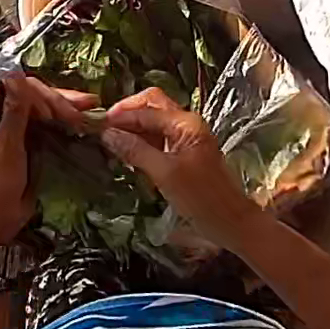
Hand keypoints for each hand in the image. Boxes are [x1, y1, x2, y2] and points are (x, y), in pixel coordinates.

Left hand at [0, 72, 97, 244]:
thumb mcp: (5, 147)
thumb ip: (14, 112)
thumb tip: (15, 76)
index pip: (15, 88)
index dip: (39, 93)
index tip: (61, 108)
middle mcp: (2, 116)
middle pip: (32, 96)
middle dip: (59, 100)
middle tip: (88, 106)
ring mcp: (17, 129)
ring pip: (44, 110)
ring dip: (67, 108)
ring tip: (93, 109)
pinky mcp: (31, 142)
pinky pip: (49, 126)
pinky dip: (66, 123)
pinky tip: (84, 121)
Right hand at [100, 87, 261, 247]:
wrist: (232, 223)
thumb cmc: (201, 198)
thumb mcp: (164, 173)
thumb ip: (135, 150)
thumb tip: (107, 134)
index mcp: (185, 123)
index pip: (145, 109)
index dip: (119, 116)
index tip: (96, 127)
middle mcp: (186, 123)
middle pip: (150, 105)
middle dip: (126, 115)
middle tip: (105, 130)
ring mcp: (185, 136)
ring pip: (152, 120)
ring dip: (132, 128)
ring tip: (112, 143)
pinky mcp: (183, 151)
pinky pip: (156, 136)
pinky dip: (140, 141)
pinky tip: (128, 154)